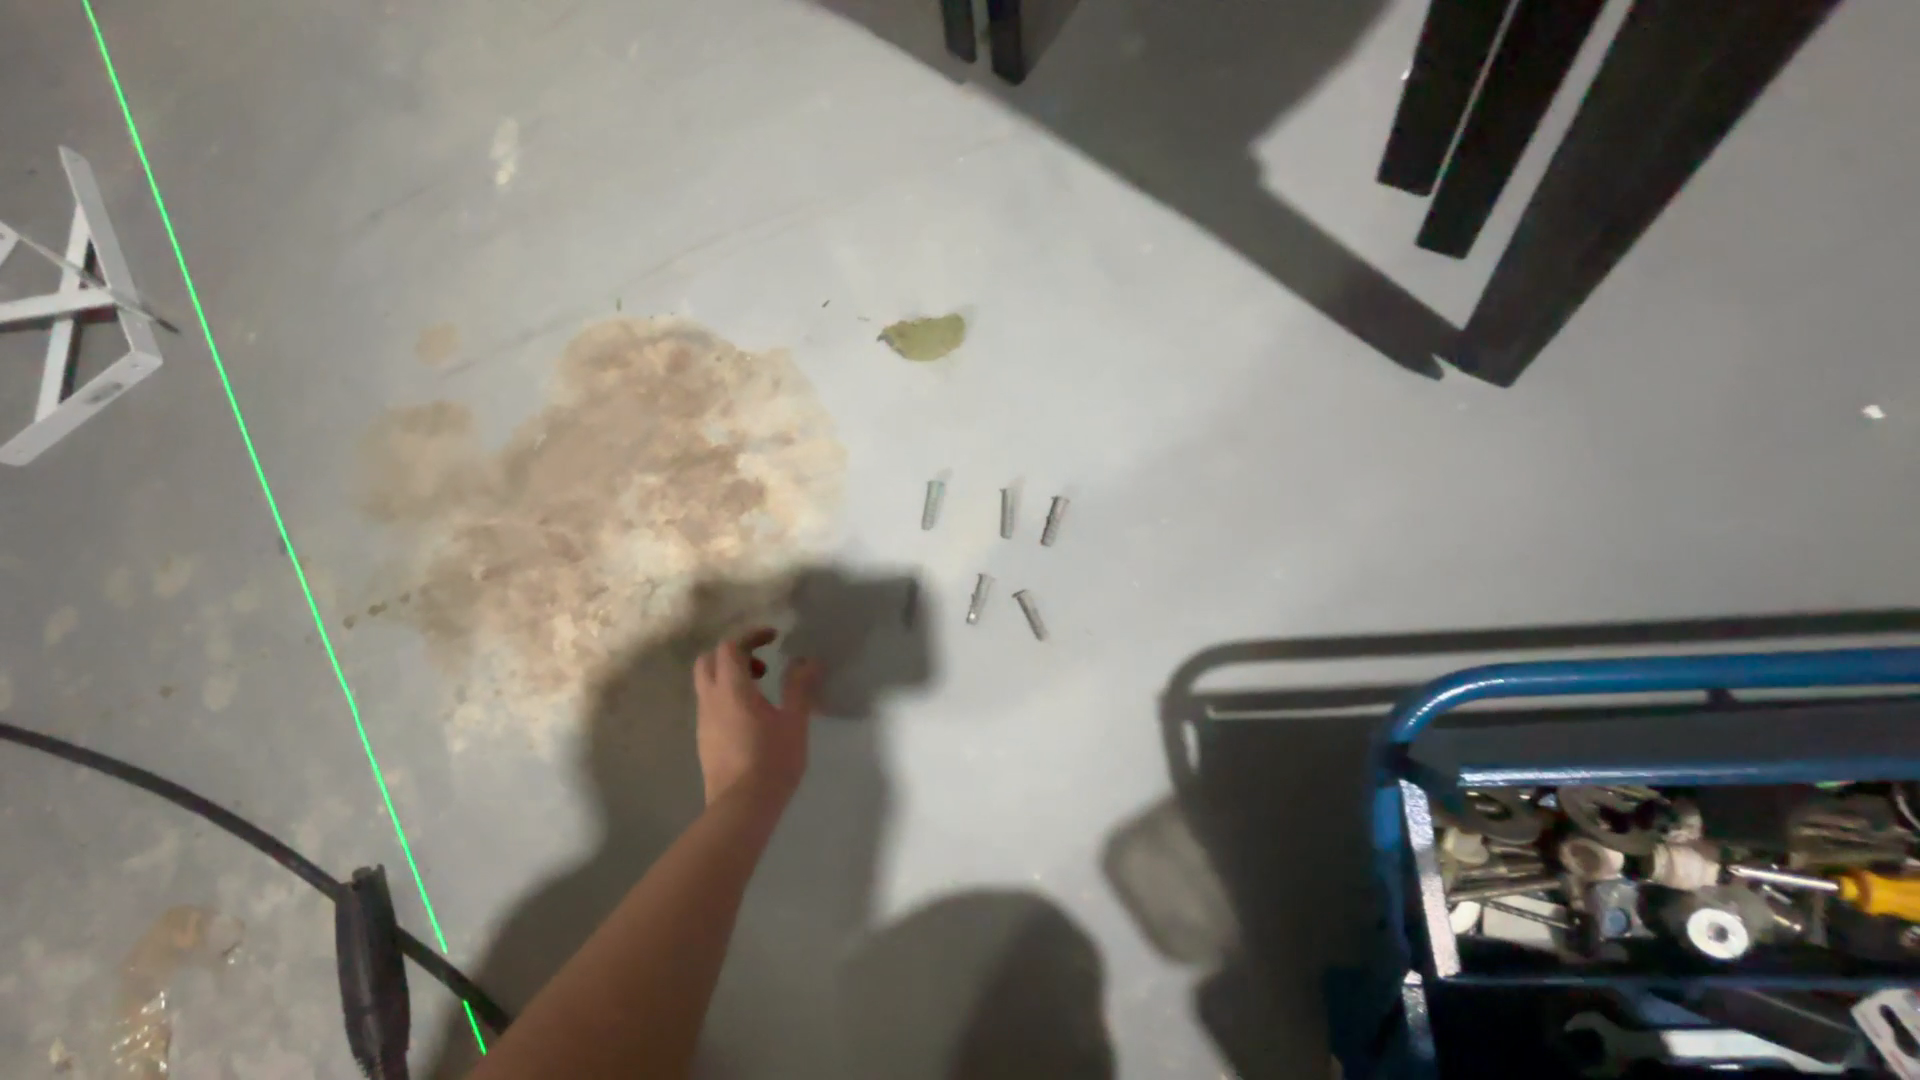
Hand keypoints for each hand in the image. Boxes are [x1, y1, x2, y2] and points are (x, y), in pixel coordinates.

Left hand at [692, 629, 820, 806]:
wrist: (742, 807)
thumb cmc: (773, 760)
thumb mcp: (794, 721)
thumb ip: (798, 686)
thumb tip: (808, 661)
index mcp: (732, 689)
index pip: (730, 647)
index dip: (750, 635)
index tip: (773, 637)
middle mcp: (711, 700)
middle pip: (709, 660)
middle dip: (734, 653)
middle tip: (762, 664)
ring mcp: (703, 721)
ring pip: (706, 683)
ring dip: (729, 675)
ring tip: (761, 691)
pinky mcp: (704, 739)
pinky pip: (710, 704)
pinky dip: (726, 696)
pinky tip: (751, 717)